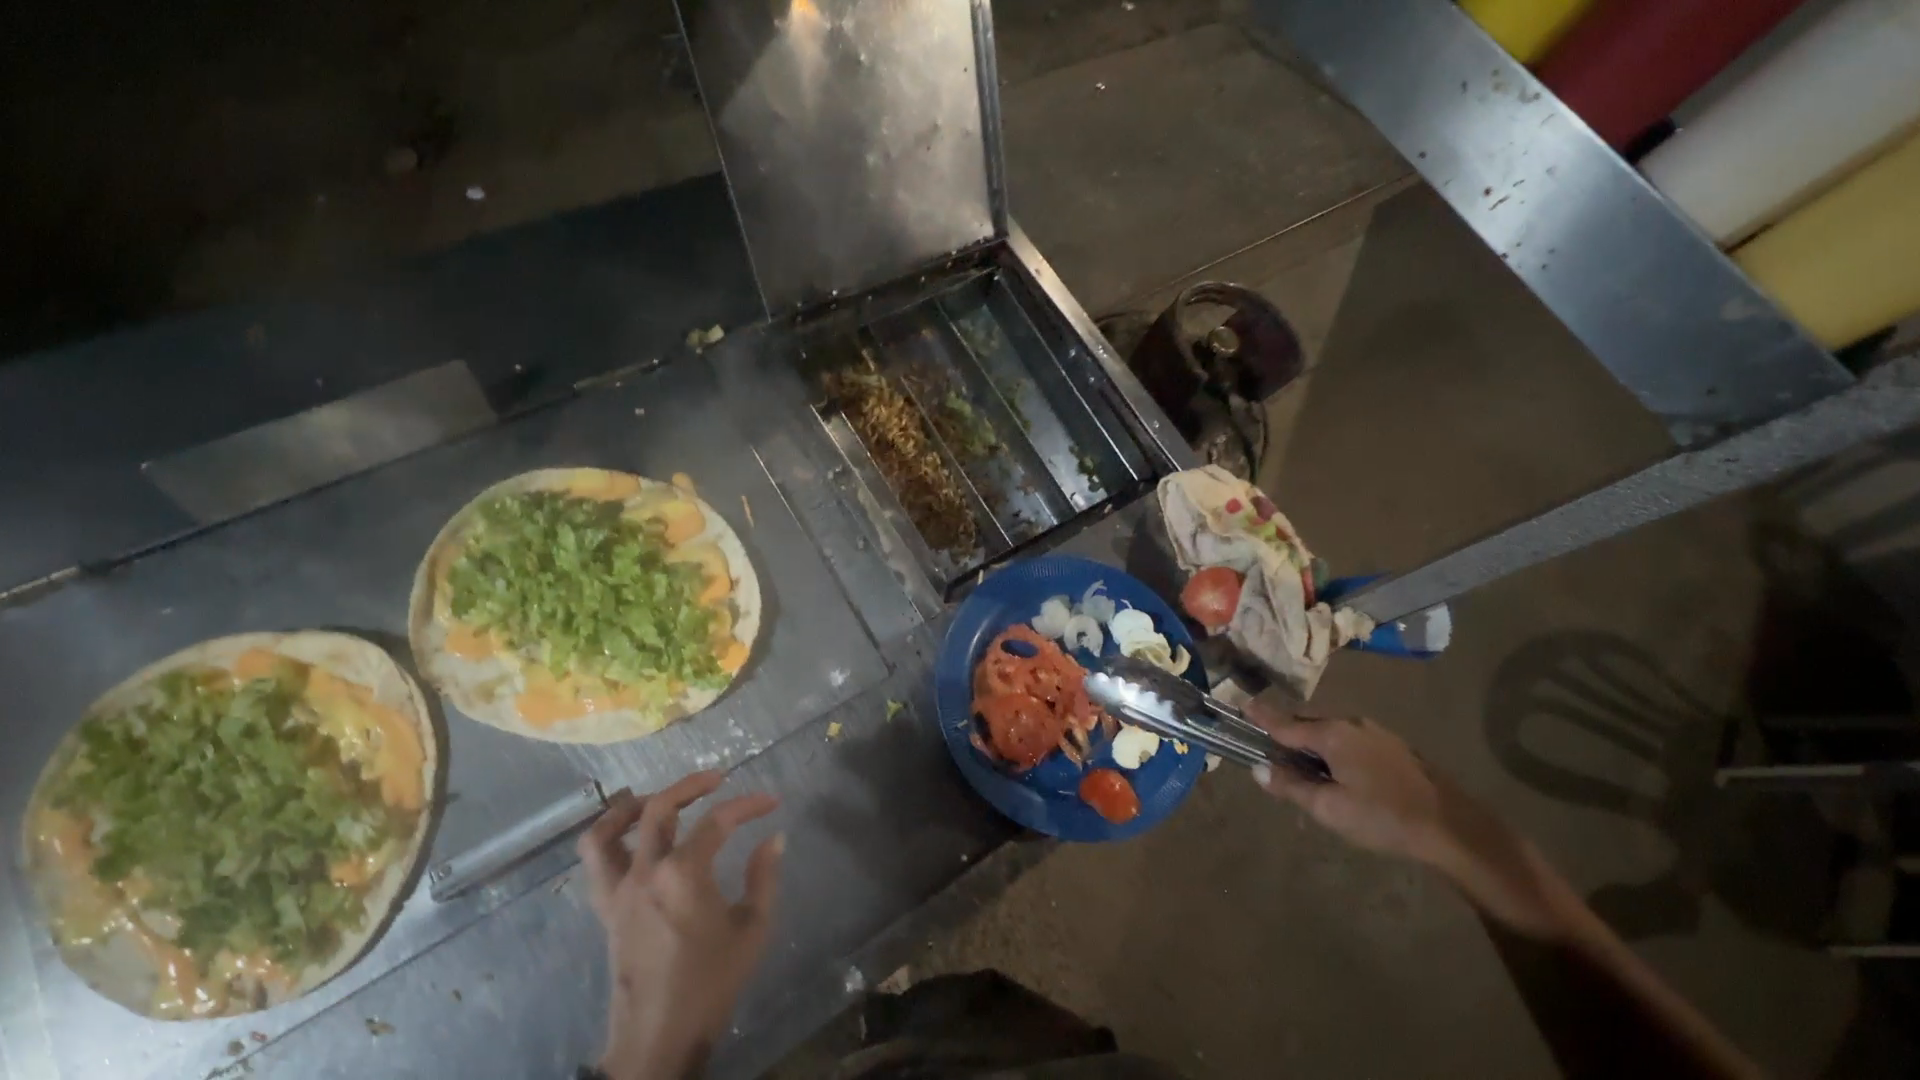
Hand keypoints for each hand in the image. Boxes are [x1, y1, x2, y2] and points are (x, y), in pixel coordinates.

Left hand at [577, 771, 783, 1079]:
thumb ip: (763, 877)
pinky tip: (629, 838)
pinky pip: (594, 863)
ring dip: (631, 804)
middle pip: (660, 807)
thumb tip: (774, 837)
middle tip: (718, 780)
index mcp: (684, 873)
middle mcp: (645, 871)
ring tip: (656, 797)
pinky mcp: (605, 909)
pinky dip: (607, 838)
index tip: (771, 802)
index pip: (718, 821)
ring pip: (609, 829)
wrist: (660, 1034)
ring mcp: (619, 889)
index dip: (747, 805)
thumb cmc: (712, 982)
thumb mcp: (753, 929)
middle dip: (691, 784)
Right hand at [1248, 703, 1562, 936]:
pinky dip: (1334, 750)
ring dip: (1312, 744)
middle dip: (1286, 733)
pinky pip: (1350, 740)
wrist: (1453, 828)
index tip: (1240, 705)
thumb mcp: (1329, 809)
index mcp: (1332, 734)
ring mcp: (1376, 733)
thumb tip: (1259, 769)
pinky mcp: (1394, 747)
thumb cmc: (1384, 817)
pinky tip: (1337, 773)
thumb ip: (1291, 786)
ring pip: (1331, 732)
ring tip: (1301, 767)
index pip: (1285, 723)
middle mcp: (1352, 723)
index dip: (1261, 716)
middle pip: (1308, 724)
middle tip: (1269, 750)